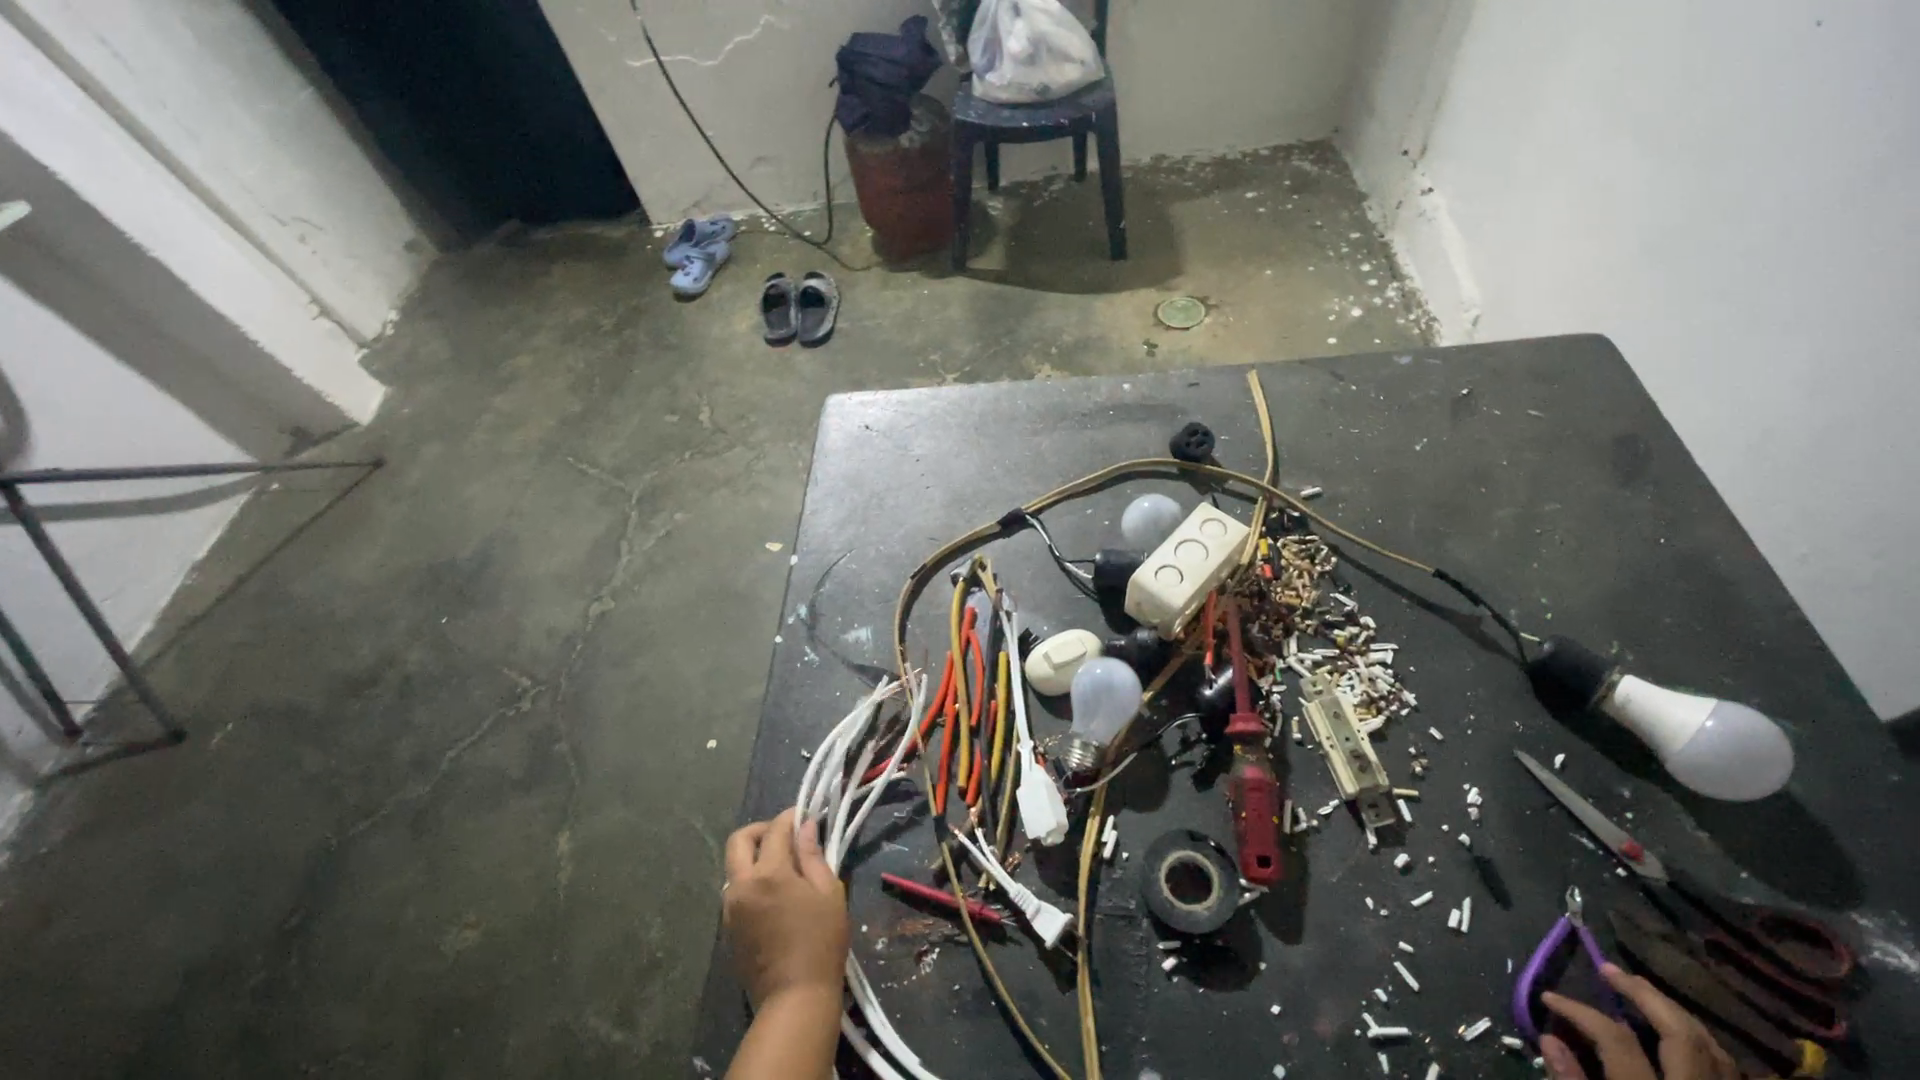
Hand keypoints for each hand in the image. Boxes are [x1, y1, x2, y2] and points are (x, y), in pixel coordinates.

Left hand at [723, 808, 849, 1008]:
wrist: (794, 996)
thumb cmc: (821, 942)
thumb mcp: (828, 893)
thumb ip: (814, 856)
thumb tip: (806, 826)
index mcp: (768, 874)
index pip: (775, 830)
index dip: (791, 816)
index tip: (805, 814)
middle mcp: (741, 885)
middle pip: (738, 840)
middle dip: (761, 830)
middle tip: (784, 836)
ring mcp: (730, 908)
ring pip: (734, 867)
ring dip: (754, 857)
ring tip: (783, 868)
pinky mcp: (727, 927)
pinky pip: (735, 891)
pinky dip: (751, 881)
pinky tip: (774, 895)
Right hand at [1540, 963, 1737, 1079]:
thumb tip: (1549, 1039)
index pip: (1617, 1040)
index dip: (1580, 1012)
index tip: (1550, 998)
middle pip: (1681, 1034)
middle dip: (1643, 994)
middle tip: (1608, 968)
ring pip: (1712, 1046)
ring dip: (1673, 1010)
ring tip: (1640, 988)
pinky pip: (1725, 1064)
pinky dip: (1698, 1037)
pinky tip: (1677, 1027)